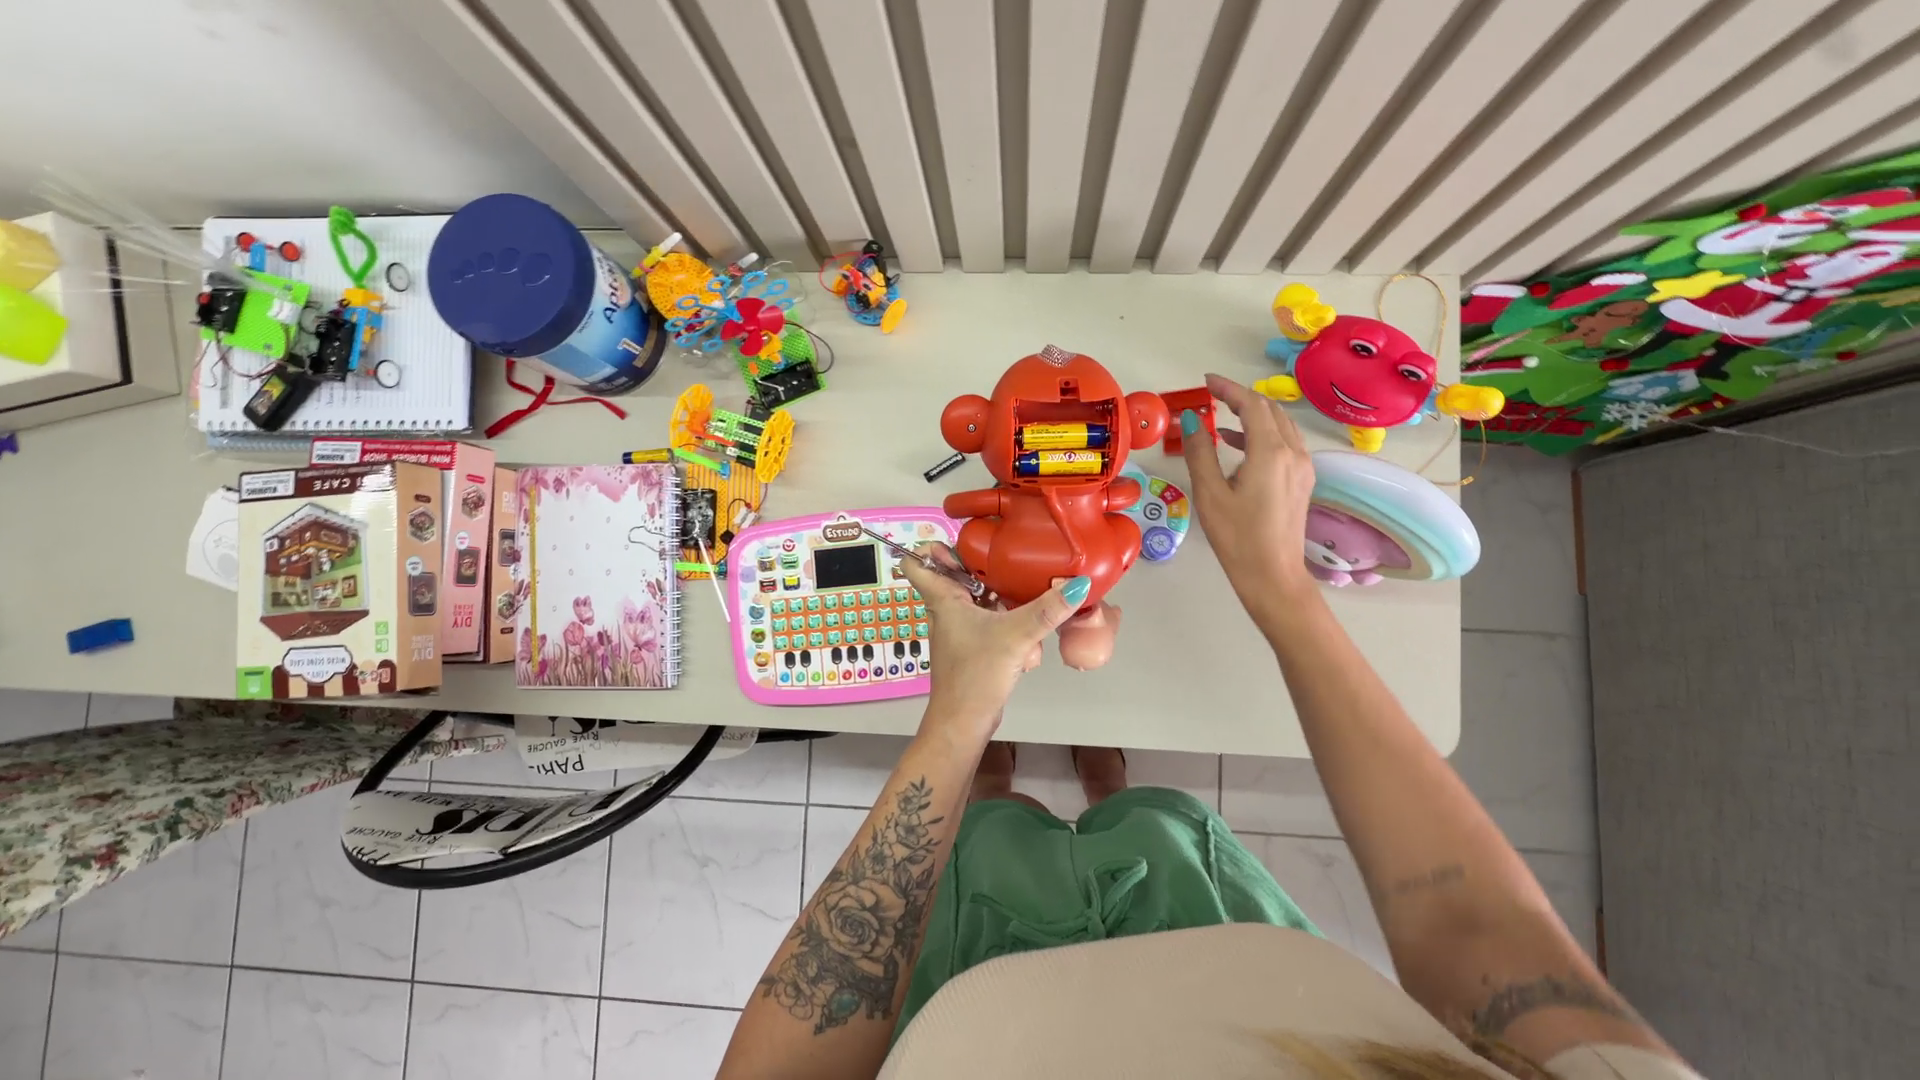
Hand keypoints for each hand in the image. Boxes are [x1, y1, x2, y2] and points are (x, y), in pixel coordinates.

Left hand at [900, 545, 1087, 732]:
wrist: (963, 722)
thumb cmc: (975, 675)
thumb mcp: (1015, 637)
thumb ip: (1047, 610)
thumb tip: (1078, 584)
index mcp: (943, 601)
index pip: (916, 565)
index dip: (927, 548)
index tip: (953, 537)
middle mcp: (946, 611)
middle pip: (954, 576)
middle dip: (977, 564)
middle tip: (1003, 550)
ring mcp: (960, 630)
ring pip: (975, 598)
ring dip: (996, 590)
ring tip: (1022, 577)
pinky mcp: (974, 646)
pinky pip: (989, 619)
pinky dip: (1005, 615)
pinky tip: (1028, 616)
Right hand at [1181, 373, 1318, 625]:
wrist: (1273, 576)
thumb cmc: (1237, 538)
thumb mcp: (1210, 494)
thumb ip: (1200, 452)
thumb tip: (1194, 419)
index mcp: (1270, 452)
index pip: (1252, 405)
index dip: (1228, 388)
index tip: (1206, 381)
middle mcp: (1293, 453)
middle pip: (1271, 410)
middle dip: (1242, 397)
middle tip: (1213, 395)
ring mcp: (1303, 467)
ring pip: (1281, 425)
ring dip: (1254, 414)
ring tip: (1223, 416)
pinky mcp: (1303, 481)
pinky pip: (1285, 443)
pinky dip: (1263, 434)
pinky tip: (1240, 445)